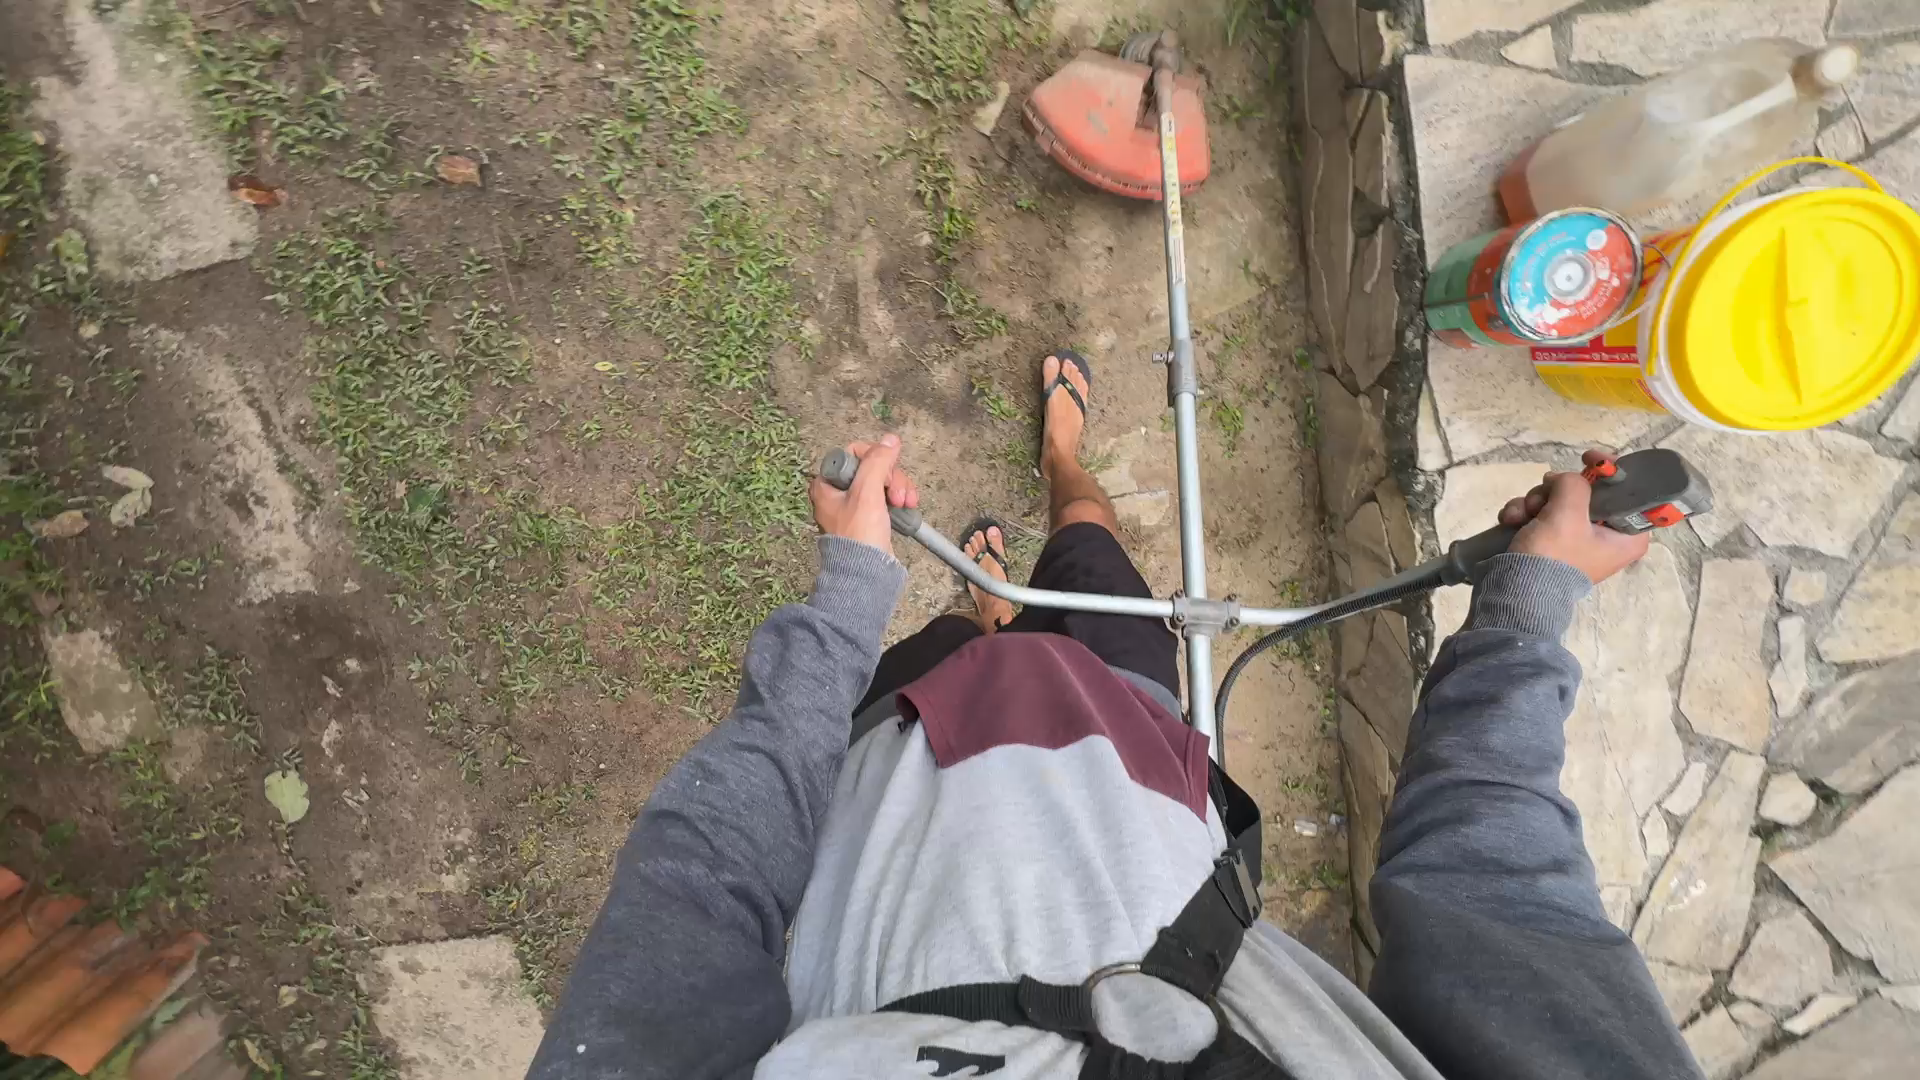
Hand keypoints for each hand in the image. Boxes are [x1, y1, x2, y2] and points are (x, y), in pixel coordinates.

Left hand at [808, 434, 917, 555]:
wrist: (866, 573)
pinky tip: (907, 507)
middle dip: (892, 478)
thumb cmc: (860, 535)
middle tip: (899, 496)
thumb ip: (877, 462)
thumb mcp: (867, 493)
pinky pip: (887, 496)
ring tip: (907, 503)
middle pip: (872, 466)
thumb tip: (891, 439)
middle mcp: (838, 491)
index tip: (885, 475)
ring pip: (883, 480)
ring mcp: (855, 504)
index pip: (854, 453)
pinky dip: (899, 498)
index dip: (875, 459)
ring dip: (899, 488)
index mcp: (827, 483)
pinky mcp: (870, 516)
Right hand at [1498, 450, 1651, 584]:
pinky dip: (1521, 514)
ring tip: (1518, 516)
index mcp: (1627, 535)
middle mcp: (1604, 537)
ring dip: (1531, 502)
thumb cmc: (1552, 556)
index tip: (1588, 458)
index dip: (1609, 472)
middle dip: (1554, 493)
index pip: (1629, 492)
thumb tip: (1564, 477)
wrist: (1514, 592)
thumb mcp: (1566, 515)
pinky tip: (1510, 522)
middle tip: (1540, 500)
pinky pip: (1537, 516)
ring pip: (1555, 503)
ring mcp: (1573, 541)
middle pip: (1583, 495)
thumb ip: (1573, 485)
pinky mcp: (1547, 544)